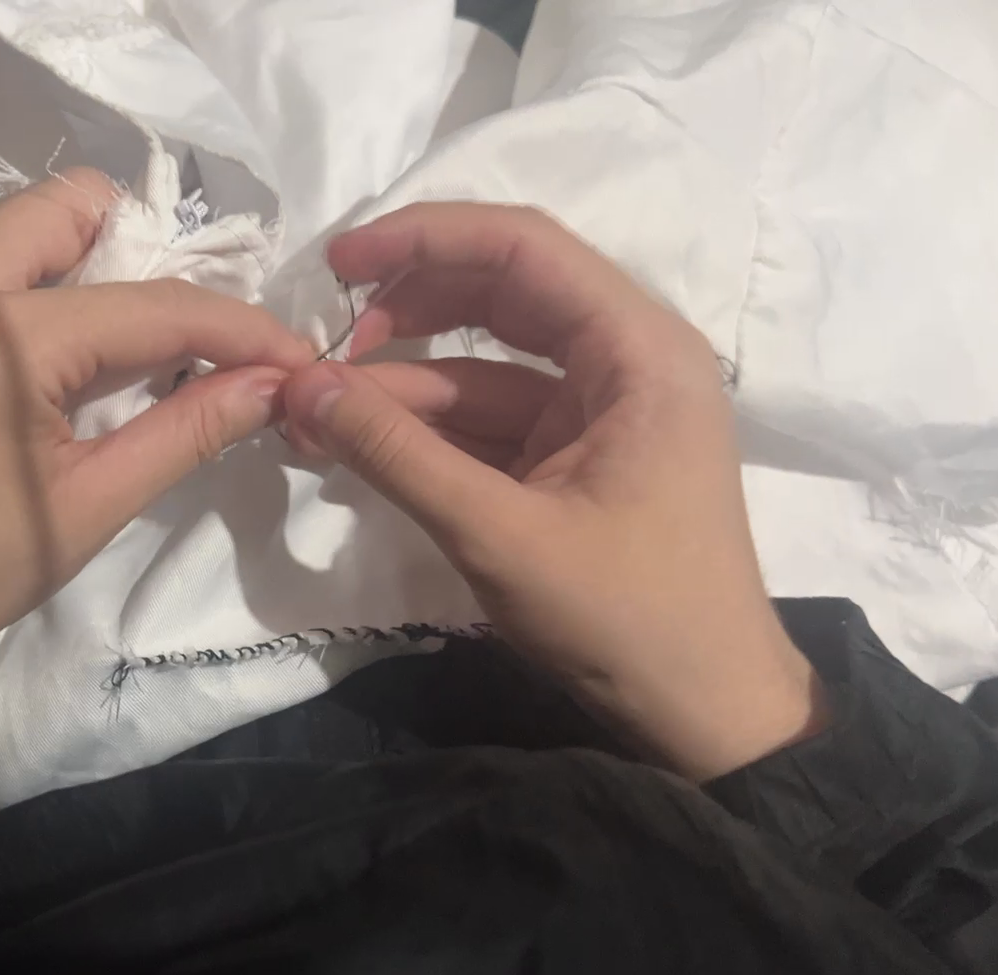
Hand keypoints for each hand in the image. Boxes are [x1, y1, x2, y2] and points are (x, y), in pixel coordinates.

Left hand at [0, 170, 313, 691]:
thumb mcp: (87, 509)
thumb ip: (185, 432)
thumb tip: (268, 383)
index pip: (151, 306)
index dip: (237, 327)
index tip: (289, 353)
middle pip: (70, 209)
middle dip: (144, 257)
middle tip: (174, 338)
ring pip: (12, 236)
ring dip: (79, 277)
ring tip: (105, 360)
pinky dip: (20, 301)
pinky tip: (30, 373)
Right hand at [283, 203, 823, 779]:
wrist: (696, 713)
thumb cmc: (622, 617)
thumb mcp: (496, 531)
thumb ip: (396, 453)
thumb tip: (301, 385)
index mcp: (636, 352)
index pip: (523, 250)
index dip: (424, 238)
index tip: (339, 261)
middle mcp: (619, 362)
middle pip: (498, 298)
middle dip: (404, 313)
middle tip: (323, 346)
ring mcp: (589, 413)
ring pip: (478, 367)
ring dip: (398, 385)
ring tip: (319, 411)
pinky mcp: (562, 458)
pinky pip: (479, 422)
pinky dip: (419, 430)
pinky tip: (358, 444)